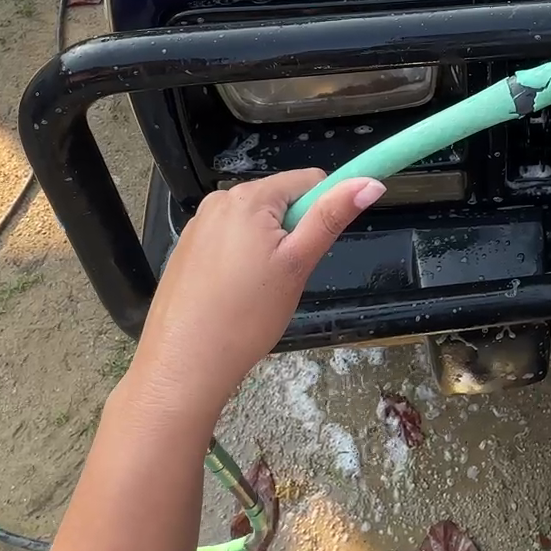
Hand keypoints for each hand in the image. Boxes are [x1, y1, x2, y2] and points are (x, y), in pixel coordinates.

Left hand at [124, 169, 383, 419]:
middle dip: (294, 232)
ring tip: (262, 289)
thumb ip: (332, 216)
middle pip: (281, 200)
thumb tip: (370, 182)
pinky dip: (244, 258)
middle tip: (287, 275)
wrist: (180, 370)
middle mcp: (220, 200)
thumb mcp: (299, 263)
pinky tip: (236, 294)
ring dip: (271, 246)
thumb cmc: (246, 316)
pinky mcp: (187, 249)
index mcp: (249, 197)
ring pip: (258, 221)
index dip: (324, 210)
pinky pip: (232, 238)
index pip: (310, 180)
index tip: (315, 249)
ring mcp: (199, 225)